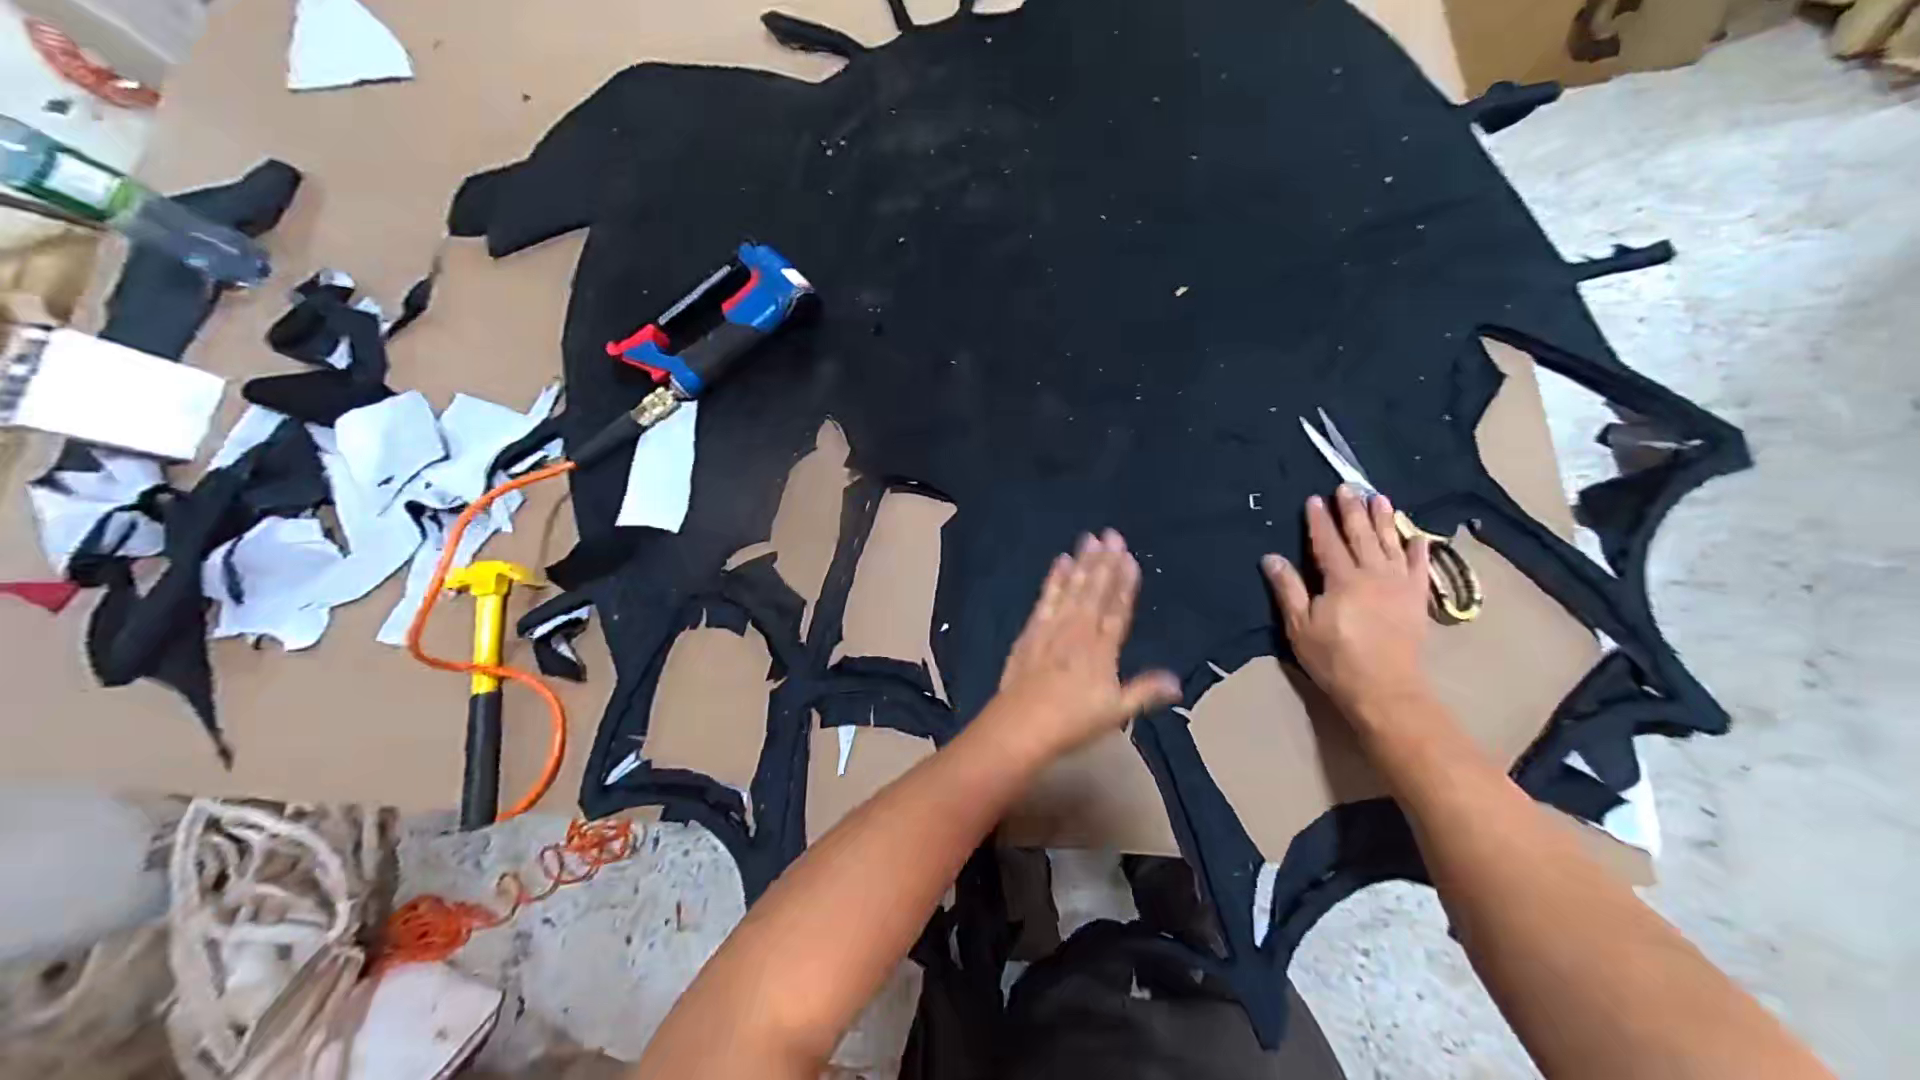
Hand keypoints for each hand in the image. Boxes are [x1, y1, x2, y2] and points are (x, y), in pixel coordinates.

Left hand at [982, 529, 1181, 760]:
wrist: (1020, 725)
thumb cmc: (1071, 722)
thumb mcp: (1115, 713)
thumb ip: (1145, 692)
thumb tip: (1177, 681)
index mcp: (1102, 650)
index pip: (1118, 610)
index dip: (1125, 584)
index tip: (1131, 559)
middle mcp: (1079, 632)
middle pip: (1095, 592)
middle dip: (1105, 563)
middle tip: (1112, 535)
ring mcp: (1053, 629)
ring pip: (1072, 589)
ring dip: (1082, 563)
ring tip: (1090, 539)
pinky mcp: (1031, 631)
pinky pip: (1046, 598)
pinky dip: (1054, 579)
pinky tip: (1060, 562)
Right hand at [1263, 486, 1434, 725]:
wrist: (1385, 688)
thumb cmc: (1334, 658)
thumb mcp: (1299, 626)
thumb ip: (1288, 589)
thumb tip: (1272, 558)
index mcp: (1342, 579)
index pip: (1327, 542)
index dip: (1320, 520)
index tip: (1314, 499)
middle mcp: (1373, 574)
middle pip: (1361, 536)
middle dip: (1352, 510)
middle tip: (1348, 487)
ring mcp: (1400, 585)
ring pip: (1391, 544)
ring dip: (1385, 520)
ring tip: (1380, 498)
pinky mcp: (1417, 600)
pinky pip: (1420, 567)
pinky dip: (1419, 550)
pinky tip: (1417, 536)